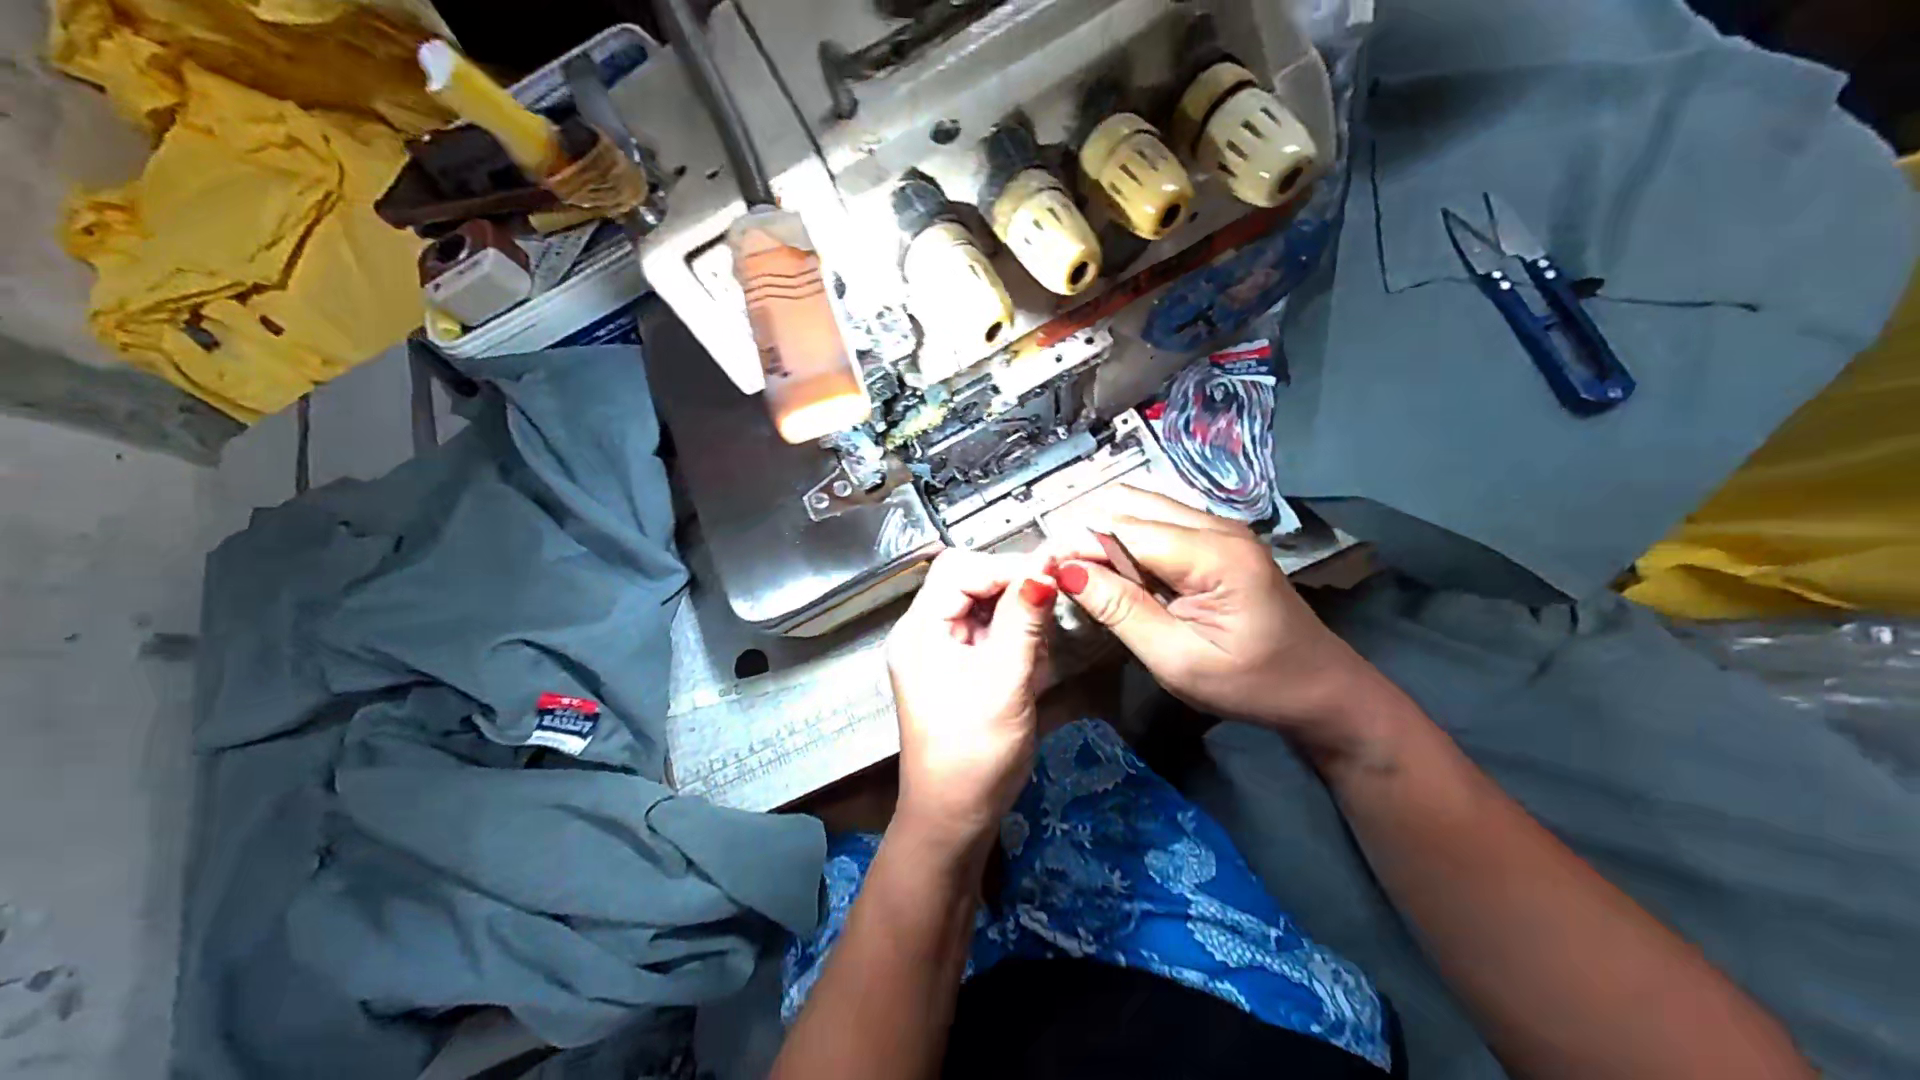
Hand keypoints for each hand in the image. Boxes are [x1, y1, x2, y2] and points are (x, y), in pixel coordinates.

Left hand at [886, 550, 1058, 855]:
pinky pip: (983, 631)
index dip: (1007, 567)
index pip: (961, 568)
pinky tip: (1031, 659)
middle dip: (1014, 590)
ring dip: (1016, 614)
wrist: (953, 815)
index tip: (1051, 580)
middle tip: (1051, 609)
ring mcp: (936, 650)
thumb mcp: (1006, 680)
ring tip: (1040, 643)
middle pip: (969, 581)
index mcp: (921, 628)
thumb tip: (1046, 568)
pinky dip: (1011, 636)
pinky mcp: (952, 667)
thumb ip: (1024, 621)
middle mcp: (921, 631)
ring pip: (980, 604)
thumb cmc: (976, 753)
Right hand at [1043, 486, 1383, 762]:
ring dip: (1107, 535)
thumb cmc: (1251, 684)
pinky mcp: (1218, 537)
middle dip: (1089, 534)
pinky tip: (1122, 574)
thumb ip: (1121, 610)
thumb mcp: (1177, 661)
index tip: (1049, 575)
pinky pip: (1158, 521)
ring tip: (1090, 577)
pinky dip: (1129, 540)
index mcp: (1214, 555)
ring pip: (1141, 506)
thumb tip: (1067, 570)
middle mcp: (1217, 525)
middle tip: (1067, 577)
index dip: (1081, 546)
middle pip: (1129, 503)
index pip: (1124, 527)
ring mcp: (1220, 526)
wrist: (1319, 687)